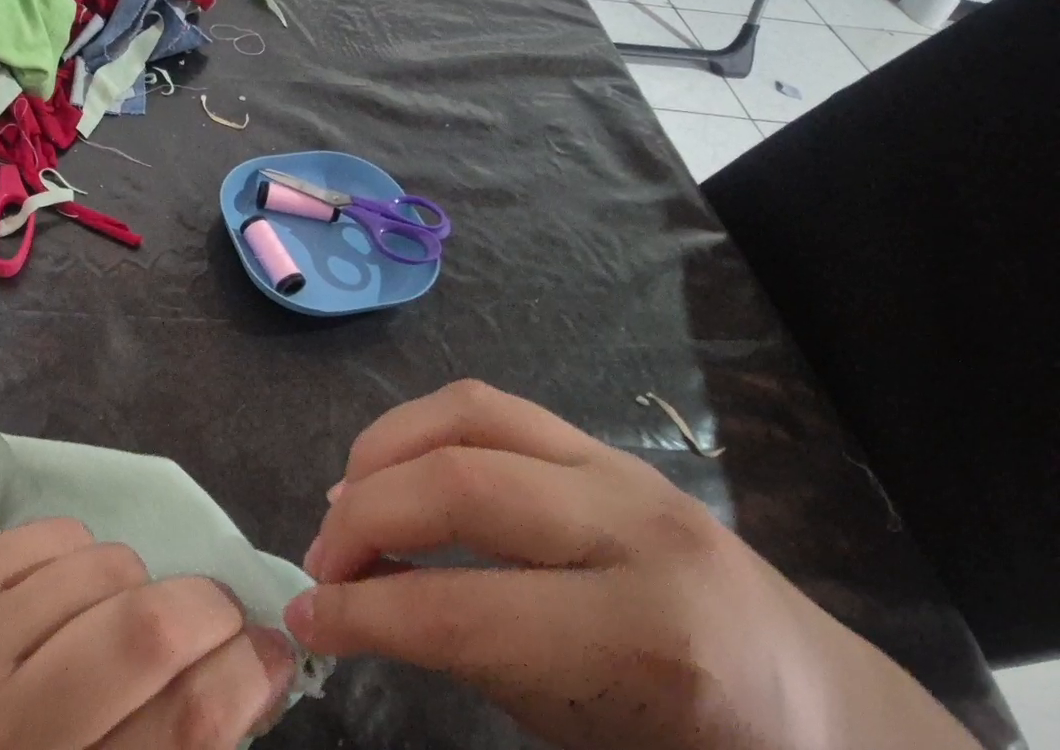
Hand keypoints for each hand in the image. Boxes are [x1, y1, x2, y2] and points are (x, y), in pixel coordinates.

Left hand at [0, 518, 297, 749]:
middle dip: (210, 610)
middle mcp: (10, 717)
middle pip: (150, 629)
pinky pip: (48, 537)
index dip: (250, 679)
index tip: (273, 653)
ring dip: (138, 582)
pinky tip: (62, 591)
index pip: (186, 728)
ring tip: (116, 613)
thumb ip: (149, 743)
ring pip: (104, 567)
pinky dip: (81, 555)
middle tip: (216, 618)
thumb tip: (238, 678)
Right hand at [286, 380, 981, 749]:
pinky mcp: (606, 448)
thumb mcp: (574, 728)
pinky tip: (398, 469)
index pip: (458, 609)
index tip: (305, 617)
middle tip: (324, 562)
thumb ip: (461, 654)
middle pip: (459, 485)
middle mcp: (637, 533)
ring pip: (468, 416)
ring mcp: (624, 472)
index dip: (361, 614)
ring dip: (382, 453)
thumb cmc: (694, 745)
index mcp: (646, 640)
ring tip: (349, 502)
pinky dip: (421, 430)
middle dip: (362, 518)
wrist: (818, 700)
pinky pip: (490, 408)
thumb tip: (354, 601)